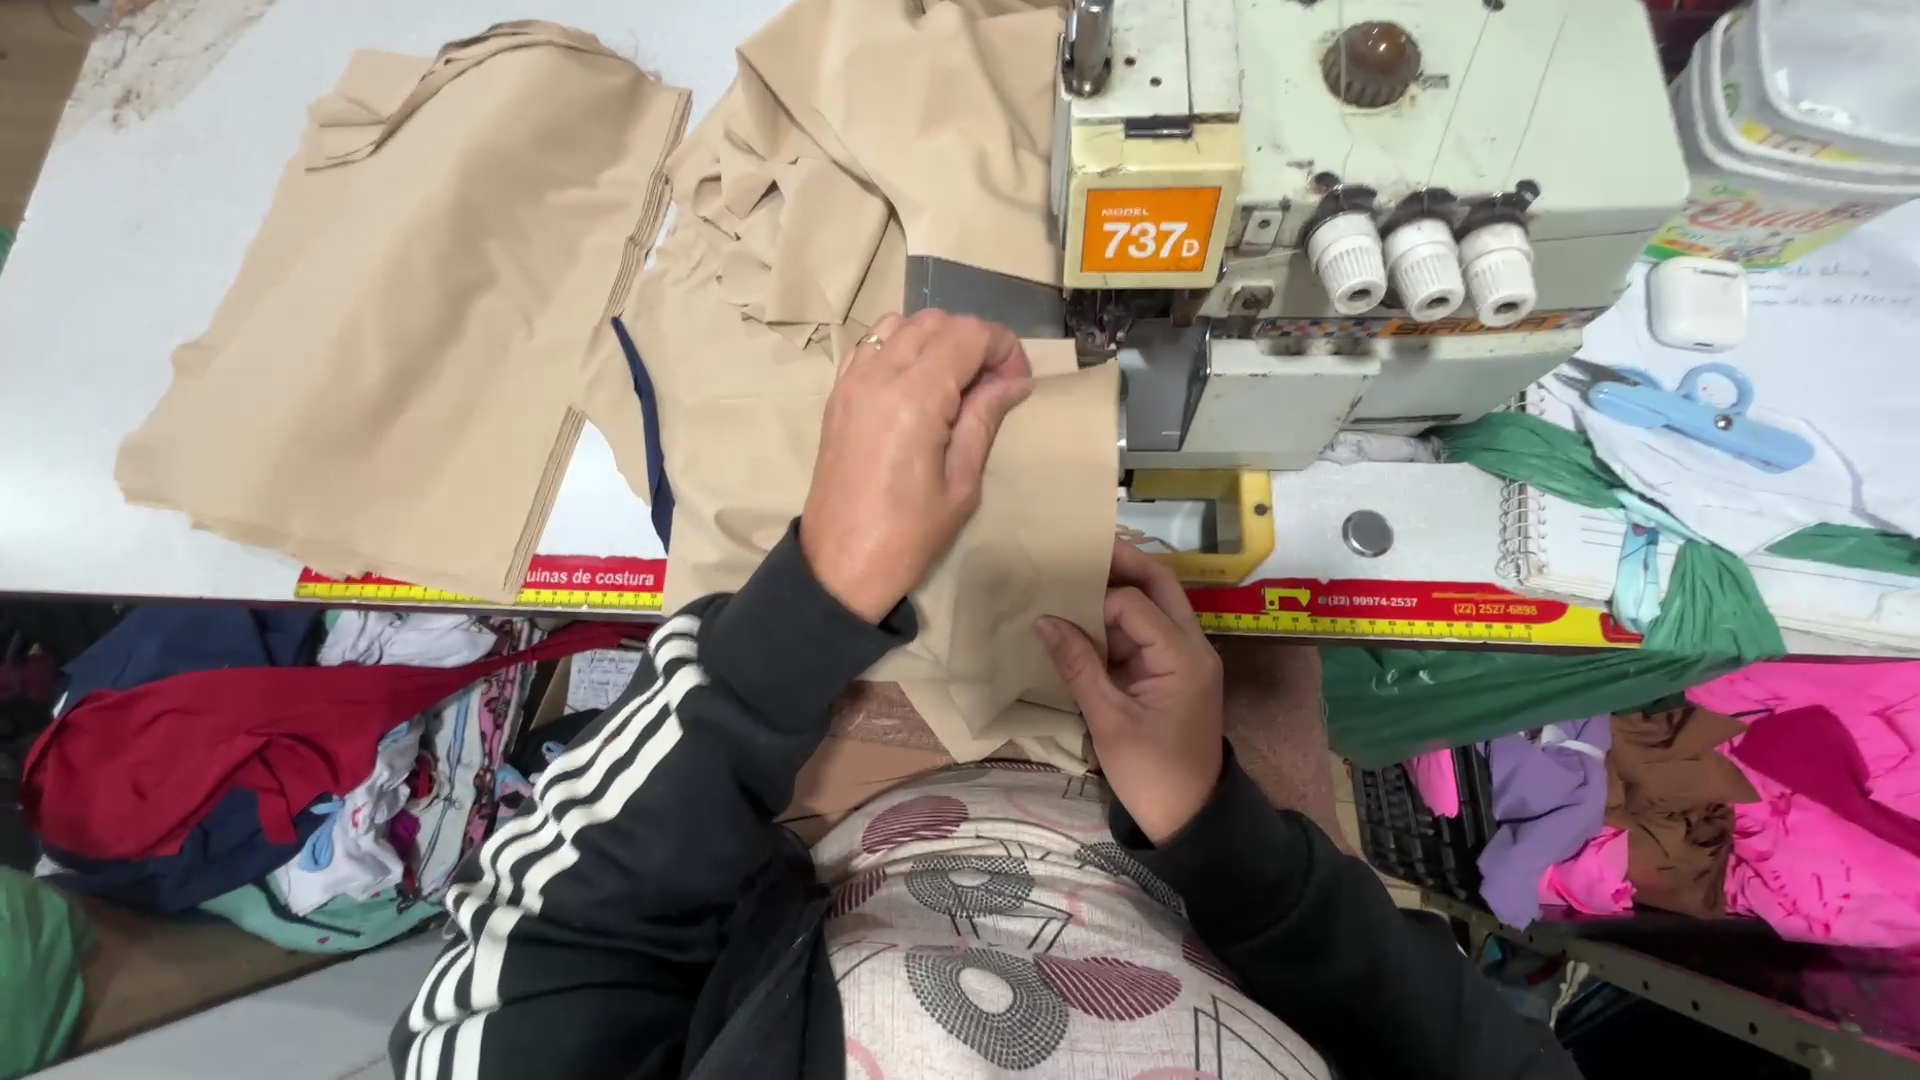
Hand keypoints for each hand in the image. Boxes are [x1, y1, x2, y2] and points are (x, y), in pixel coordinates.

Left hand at [801, 309, 1033, 621]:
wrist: (840, 566)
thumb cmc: (908, 536)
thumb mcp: (961, 484)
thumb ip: (984, 420)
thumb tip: (1013, 382)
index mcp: (914, 398)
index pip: (968, 334)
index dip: (1004, 349)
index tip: (1017, 384)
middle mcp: (878, 375)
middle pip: (937, 321)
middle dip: (975, 341)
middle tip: (993, 386)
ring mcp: (851, 382)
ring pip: (901, 324)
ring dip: (937, 340)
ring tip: (954, 384)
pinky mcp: (837, 395)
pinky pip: (871, 345)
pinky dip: (901, 347)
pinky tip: (916, 385)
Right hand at [1035, 541, 1223, 844]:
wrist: (1190, 818)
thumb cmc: (1151, 773)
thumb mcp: (1108, 720)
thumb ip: (1078, 665)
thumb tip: (1044, 620)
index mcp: (1183, 657)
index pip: (1135, 604)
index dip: (1095, 602)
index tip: (1056, 606)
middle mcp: (1192, 646)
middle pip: (1159, 585)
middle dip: (1122, 562)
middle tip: (1080, 546)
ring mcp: (1184, 657)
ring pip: (1153, 604)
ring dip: (1118, 588)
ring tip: (1075, 576)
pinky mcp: (1172, 670)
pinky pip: (1145, 630)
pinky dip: (1116, 620)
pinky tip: (1084, 616)